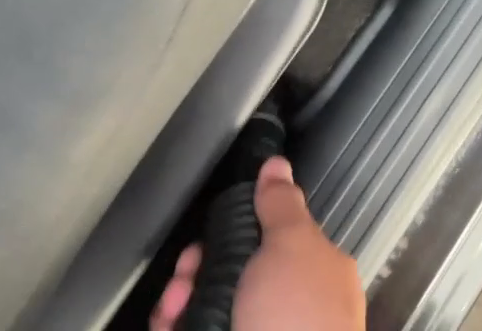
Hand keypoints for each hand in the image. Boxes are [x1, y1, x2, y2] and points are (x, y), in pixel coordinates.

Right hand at [152, 157, 364, 330]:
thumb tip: (276, 166)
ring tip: (172, 304)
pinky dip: (172, 326)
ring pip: (207, 309)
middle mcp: (285, 310)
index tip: (215, 229)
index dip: (241, 231)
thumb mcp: (295, 246)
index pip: (274, 241)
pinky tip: (165, 323)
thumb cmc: (296, 320)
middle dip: (200, 267)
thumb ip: (282, 206)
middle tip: (187, 269)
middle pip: (234, 275)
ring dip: (181, 299)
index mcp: (315, 276)